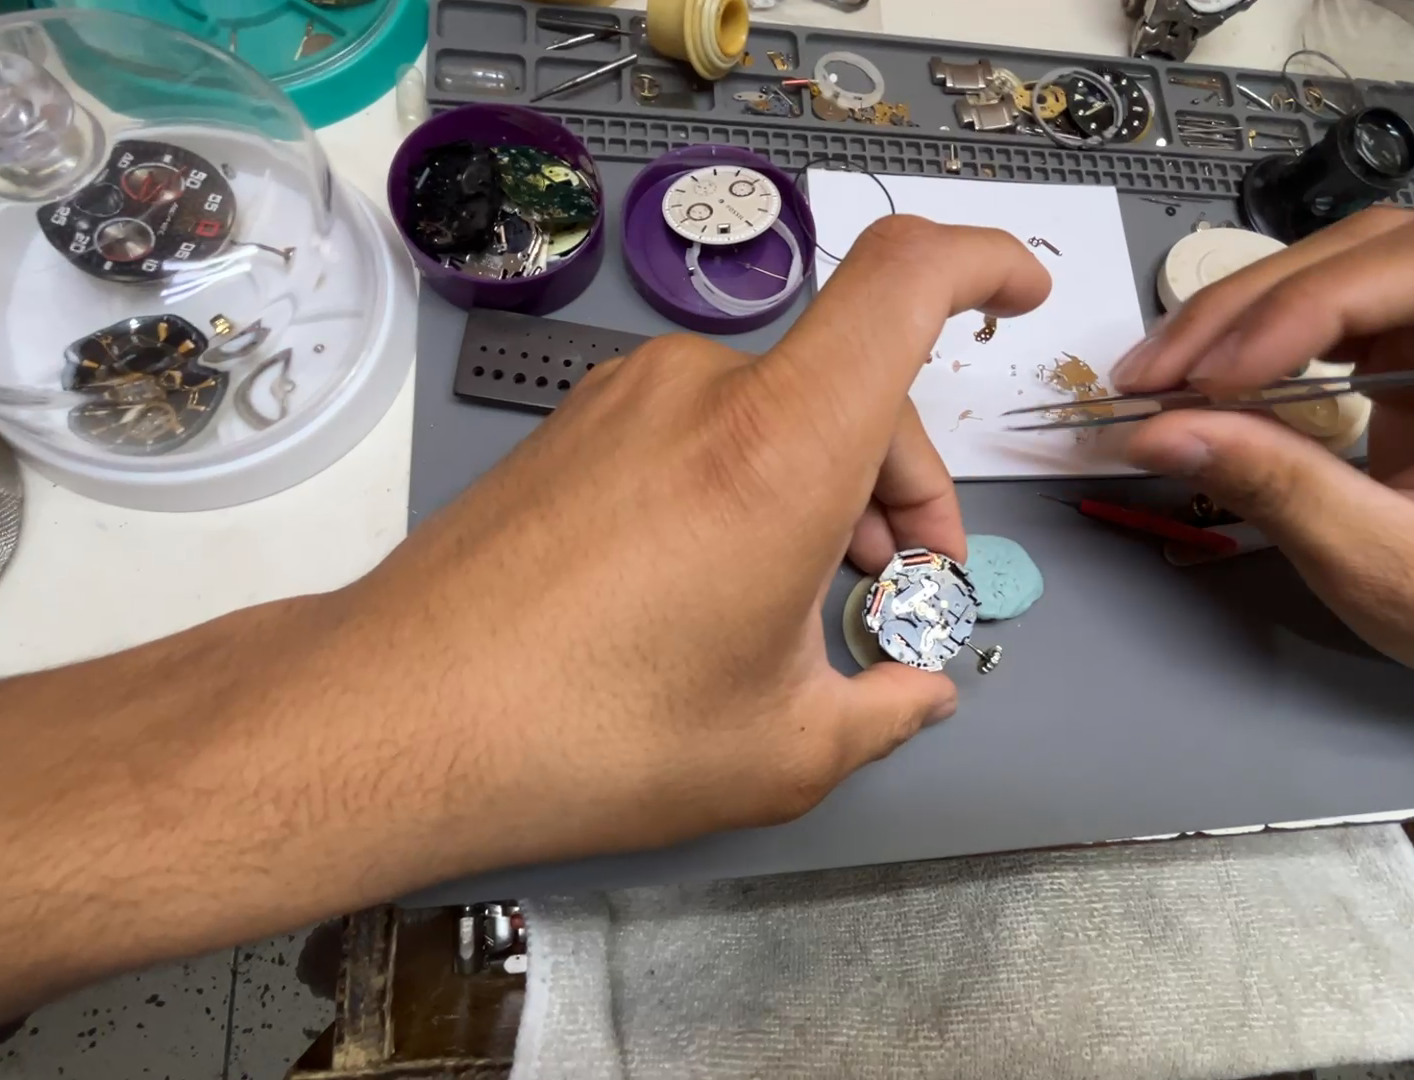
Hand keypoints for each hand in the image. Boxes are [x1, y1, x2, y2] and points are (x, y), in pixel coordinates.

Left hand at [328, 217, 1050, 871]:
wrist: (397, 719)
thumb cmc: (589, 736)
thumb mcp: (779, 750)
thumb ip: (883, 712)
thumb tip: (918, 694)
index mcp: (779, 450)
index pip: (905, 280)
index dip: (981, 264)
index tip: (1016, 298)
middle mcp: (705, 392)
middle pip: (858, 388)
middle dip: (903, 486)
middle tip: (896, 586)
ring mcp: (633, 397)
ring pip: (783, 410)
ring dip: (827, 487)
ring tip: (810, 594)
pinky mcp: (586, 424)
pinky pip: (711, 425)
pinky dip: (754, 480)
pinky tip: (730, 571)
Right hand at [1113, 198, 1413, 786]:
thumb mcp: (1392, 572)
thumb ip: (1279, 490)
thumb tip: (1153, 434)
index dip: (1319, 301)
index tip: (1211, 381)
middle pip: (1392, 246)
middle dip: (1251, 308)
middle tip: (1149, 380)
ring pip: (1352, 261)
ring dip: (1237, 315)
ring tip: (1157, 377)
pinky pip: (1338, 301)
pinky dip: (1256, 334)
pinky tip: (1203, 371)